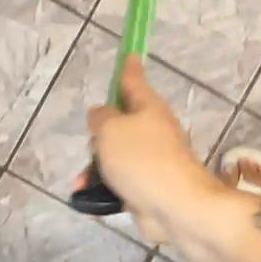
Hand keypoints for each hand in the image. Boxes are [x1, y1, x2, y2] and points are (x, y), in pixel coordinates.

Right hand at [85, 55, 224, 242]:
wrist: (175, 207)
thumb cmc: (142, 160)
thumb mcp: (110, 130)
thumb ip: (101, 118)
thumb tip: (102, 114)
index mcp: (148, 108)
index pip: (134, 81)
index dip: (128, 68)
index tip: (130, 54)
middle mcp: (153, 130)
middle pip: (120, 123)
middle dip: (100, 134)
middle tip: (92, 143)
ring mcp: (153, 159)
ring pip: (116, 155)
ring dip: (97, 166)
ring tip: (84, 180)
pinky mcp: (149, 186)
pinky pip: (120, 181)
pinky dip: (104, 187)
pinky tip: (89, 197)